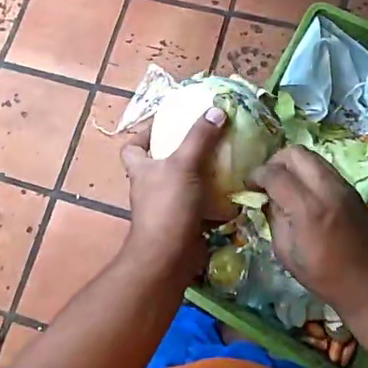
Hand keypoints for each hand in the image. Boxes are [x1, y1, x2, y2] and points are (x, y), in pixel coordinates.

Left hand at [120, 108, 226, 270]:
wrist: (169, 257)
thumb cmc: (168, 205)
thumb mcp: (183, 164)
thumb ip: (200, 137)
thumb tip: (216, 110)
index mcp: (141, 169)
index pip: (132, 147)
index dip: (144, 134)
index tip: (167, 124)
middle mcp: (150, 187)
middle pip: (162, 164)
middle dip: (183, 153)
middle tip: (207, 140)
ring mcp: (167, 207)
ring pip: (184, 185)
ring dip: (203, 175)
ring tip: (227, 161)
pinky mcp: (185, 223)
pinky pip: (202, 206)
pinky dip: (217, 200)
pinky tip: (235, 191)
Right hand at [249, 147, 367, 317]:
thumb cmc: (324, 277)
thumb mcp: (286, 252)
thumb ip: (273, 219)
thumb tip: (266, 198)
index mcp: (308, 208)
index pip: (275, 174)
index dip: (257, 175)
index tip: (249, 185)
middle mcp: (327, 189)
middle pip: (295, 153)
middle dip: (275, 162)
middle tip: (267, 181)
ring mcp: (343, 186)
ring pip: (312, 156)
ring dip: (293, 165)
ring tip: (284, 185)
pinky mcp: (352, 189)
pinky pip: (324, 168)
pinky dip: (308, 172)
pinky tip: (303, 192)